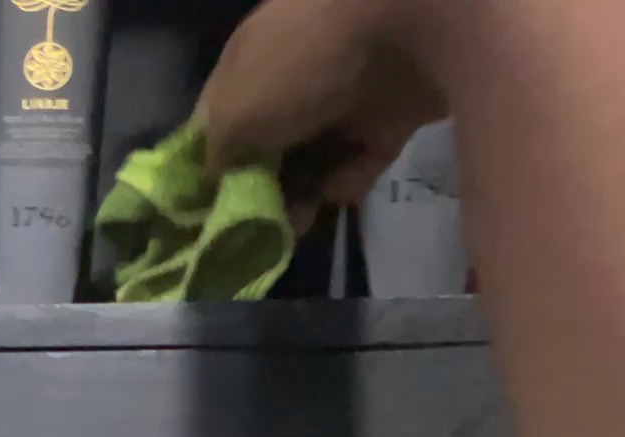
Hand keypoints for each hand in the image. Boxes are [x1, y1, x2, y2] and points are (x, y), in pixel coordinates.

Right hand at [197, 0, 446, 211]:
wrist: (423, 22)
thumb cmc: (301, 63)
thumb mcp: (230, 113)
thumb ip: (213, 153)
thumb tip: (215, 179)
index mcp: (251, 61)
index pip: (216, 120)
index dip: (206, 164)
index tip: (201, 205)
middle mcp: (295, 75)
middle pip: (264, 147)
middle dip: (254, 190)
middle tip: (247, 227)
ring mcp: (346, 94)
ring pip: (311, 161)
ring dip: (297, 198)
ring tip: (293, 226)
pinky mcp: (392, 116)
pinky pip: (358, 164)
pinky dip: (344, 184)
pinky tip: (333, 197)